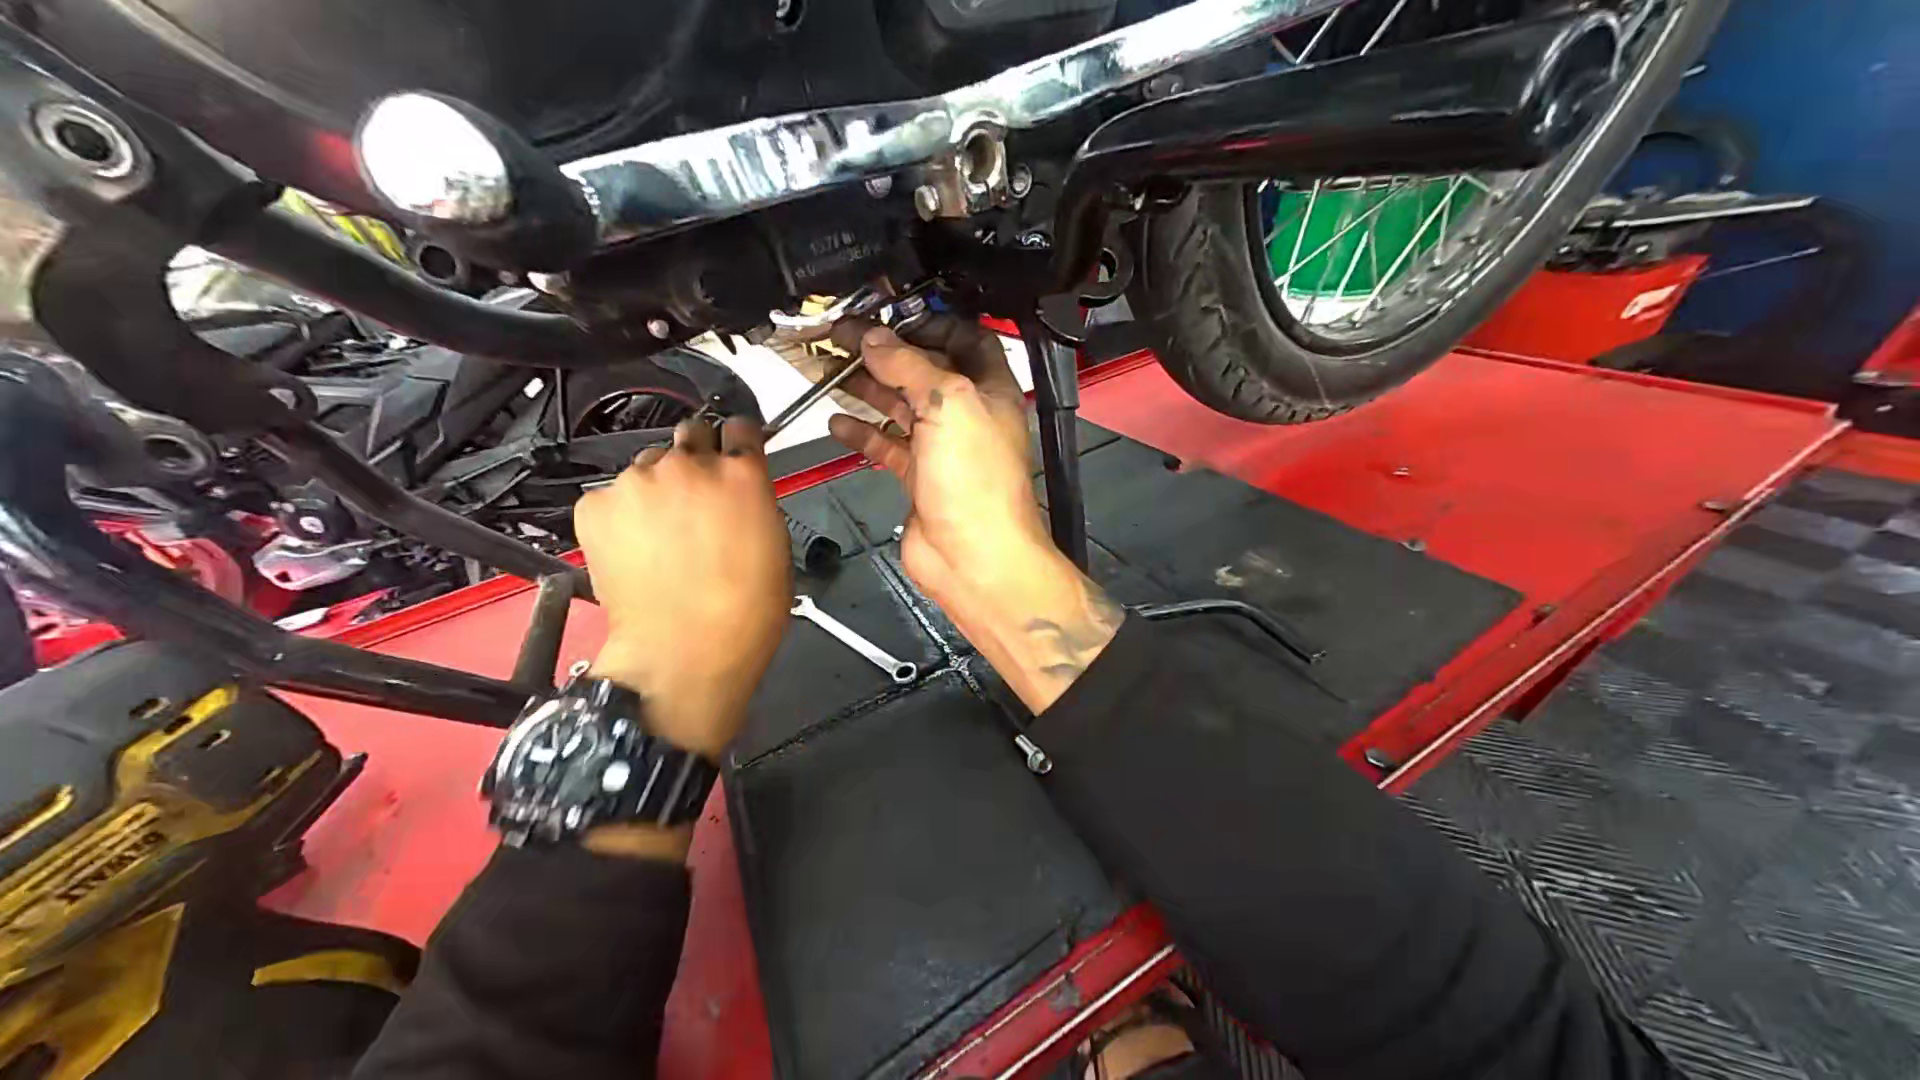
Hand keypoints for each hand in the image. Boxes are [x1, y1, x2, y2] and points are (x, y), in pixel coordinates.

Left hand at [572, 417, 789, 761]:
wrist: (685, 652)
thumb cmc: (743, 612)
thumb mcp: (775, 544)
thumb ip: (755, 501)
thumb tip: (739, 493)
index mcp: (743, 474)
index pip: (740, 427)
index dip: (737, 441)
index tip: (733, 451)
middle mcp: (690, 465)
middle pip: (691, 434)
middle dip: (695, 459)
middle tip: (695, 498)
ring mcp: (639, 482)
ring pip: (648, 466)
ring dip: (656, 489)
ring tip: (660, 536)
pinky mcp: (597, 505)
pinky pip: (611, 496)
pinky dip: (621, 515)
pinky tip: (634, 548)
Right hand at [826, 317, 1121, 713]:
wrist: (973, 556)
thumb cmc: (977, 484)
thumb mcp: (948, 404)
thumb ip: (910, 365)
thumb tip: (876, 339)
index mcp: (988, 390)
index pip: (961, 339)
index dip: (926, 323)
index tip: (887, 317)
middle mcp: (967, 415)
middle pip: (922, 371)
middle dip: (884, 353)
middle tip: (842, 339)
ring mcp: (942, 448)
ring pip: (900, 406)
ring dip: (867, 387)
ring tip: (831, 371)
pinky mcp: (919, 477)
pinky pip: (886, 445)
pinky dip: (862, 432)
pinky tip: (838, 423)